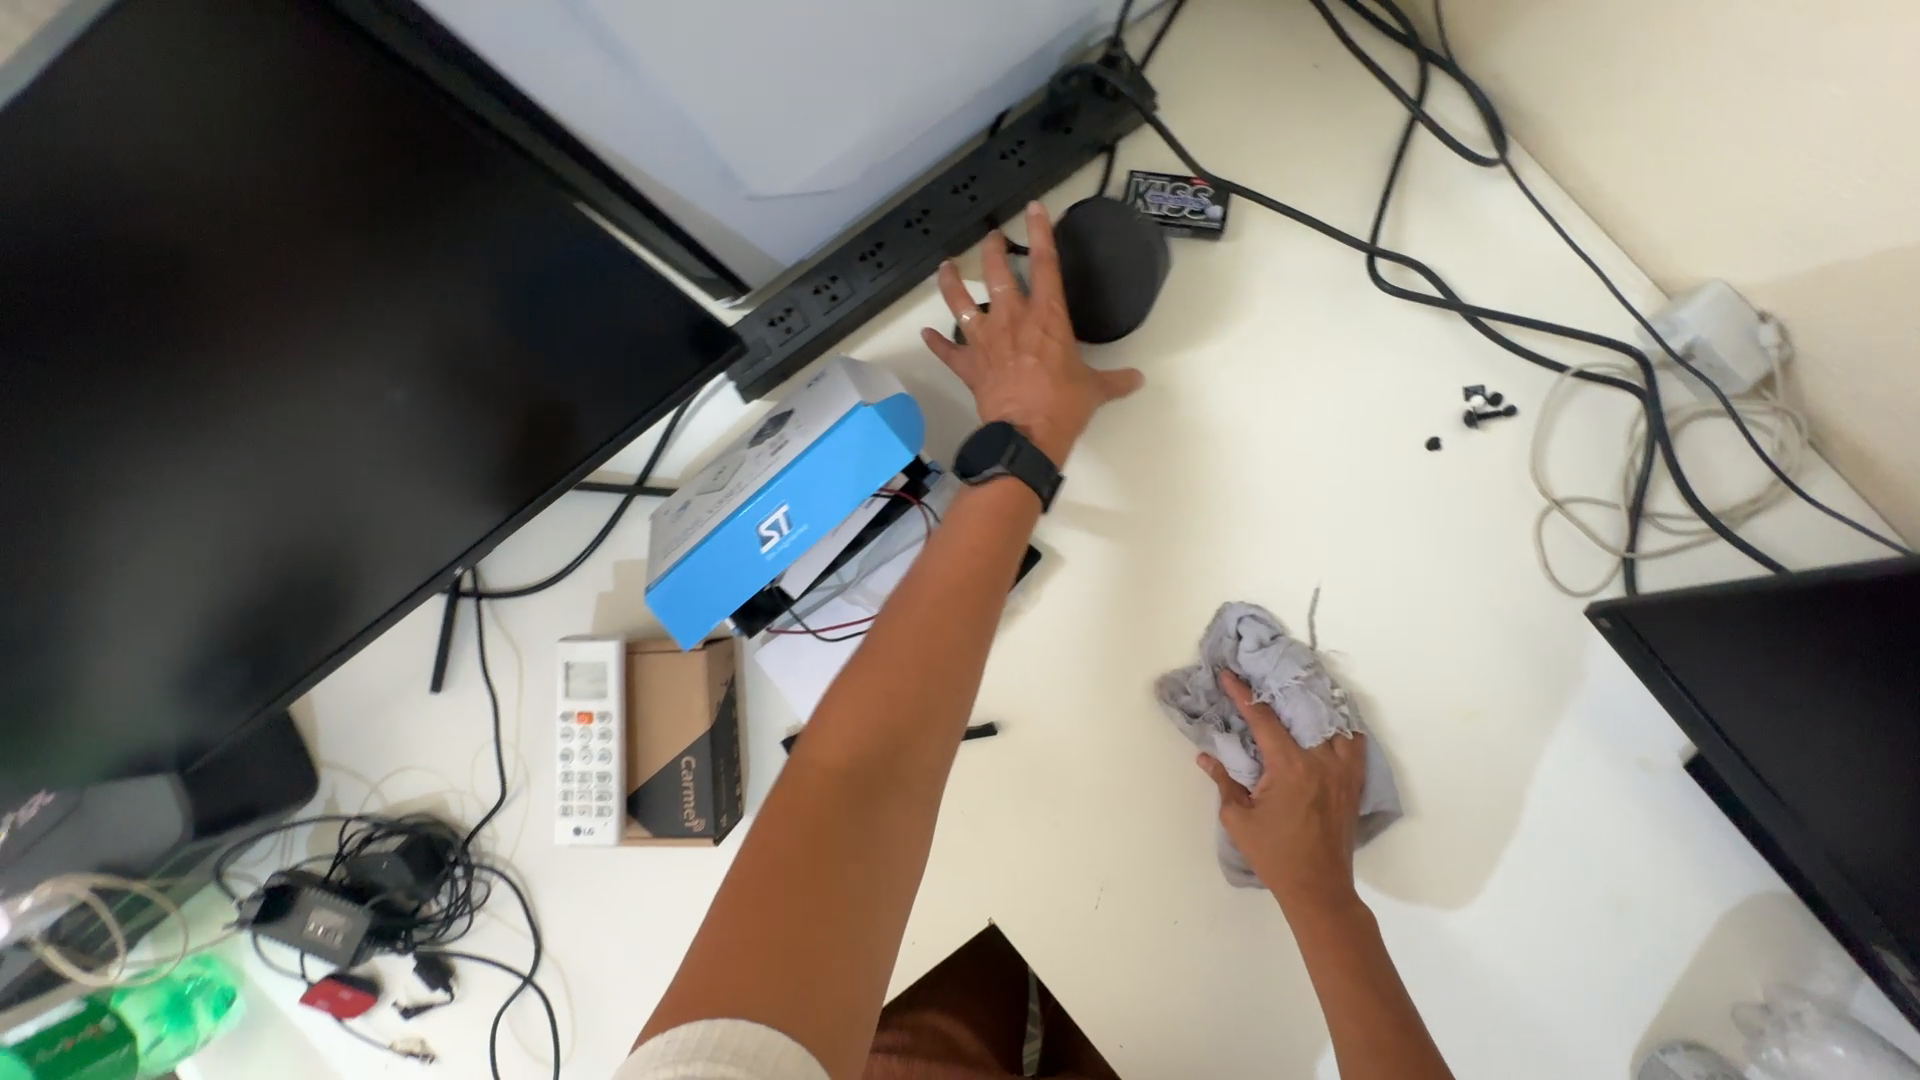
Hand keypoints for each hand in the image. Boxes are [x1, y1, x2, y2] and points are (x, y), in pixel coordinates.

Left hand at [921, 201, 1143, 463]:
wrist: (1027, 436)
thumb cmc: (1063, 406)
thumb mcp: (1095, 390)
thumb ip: (1115, 380)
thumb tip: (1136, 379)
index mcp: (1047, 316)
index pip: (1044, 263)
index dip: (1040, 232)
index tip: (1033, 209)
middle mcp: (1012, 319)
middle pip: (997, 273)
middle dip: (993, 249)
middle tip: (991, 237)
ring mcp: (985, 341)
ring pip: (961, 302)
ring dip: (952, 283)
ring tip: (946, 267)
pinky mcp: (968, 366)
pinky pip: (947, 351)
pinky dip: (937, 343)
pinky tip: (926, 334)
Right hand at [1199, 671, 1367, 915]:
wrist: (1319, 889)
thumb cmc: (1274, 855)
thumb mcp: (1238, 818)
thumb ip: (1224, 781)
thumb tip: (1205, 756)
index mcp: (1289, 766)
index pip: (1263, 718)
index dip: (1243, 694)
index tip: (1229, 675)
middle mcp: (1321, 761)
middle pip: (1304, 710)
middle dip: (1281, 690)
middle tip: (1264, 675)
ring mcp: (1343, 772)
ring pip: (1336, 723)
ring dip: (1315, 706)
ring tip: (1298, 693)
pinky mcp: (1354, 784)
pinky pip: (1355, 745)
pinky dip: (1343, 729)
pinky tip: (1328, 725)